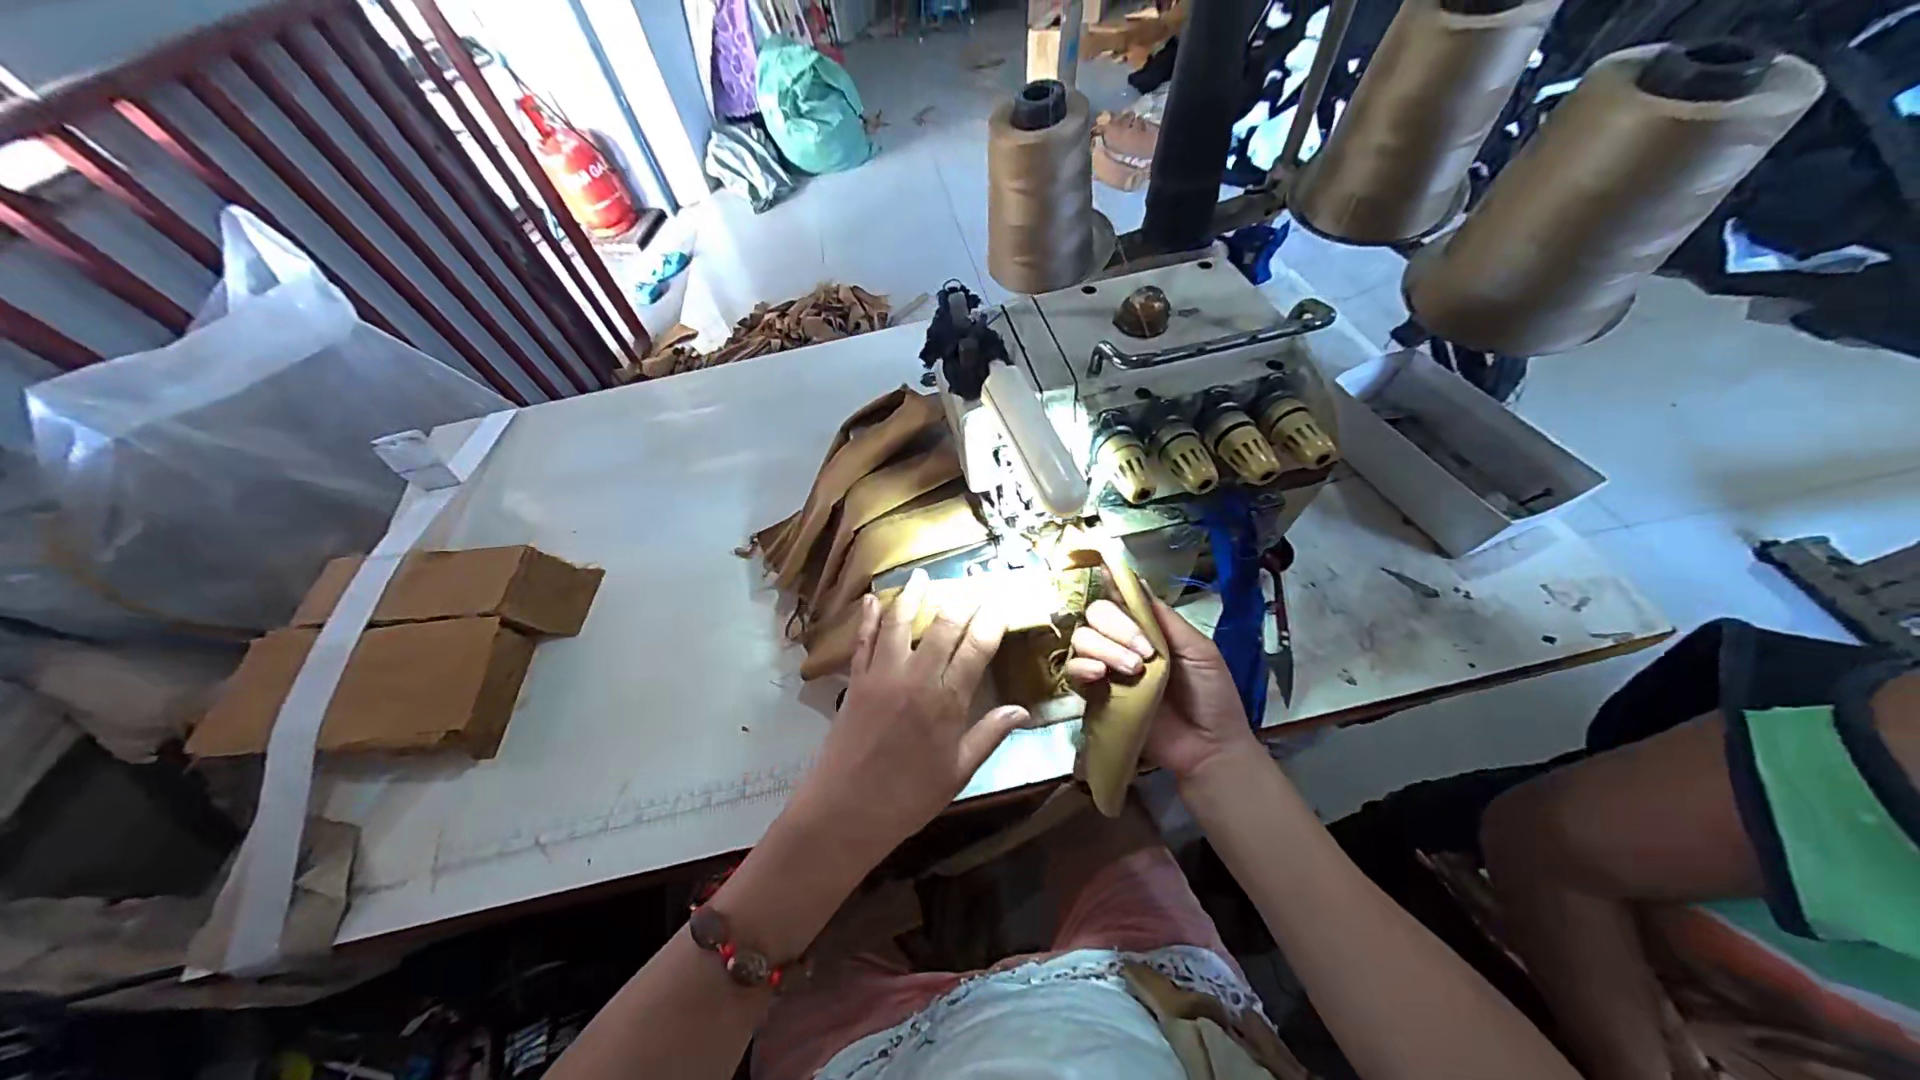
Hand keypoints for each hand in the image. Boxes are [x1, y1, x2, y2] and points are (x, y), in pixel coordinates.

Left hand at [786, 570, 1029, 860]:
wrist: (845, 811)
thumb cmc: (908, 798)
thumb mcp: (958, 771)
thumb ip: (989, 734)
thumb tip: (1022, 711)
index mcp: (946, 701)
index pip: (976, 649)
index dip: (991, 622)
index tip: (1001, 603)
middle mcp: (916, 678)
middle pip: (942, 627)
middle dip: (961, 602)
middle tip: (972, 583)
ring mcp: (881, 675)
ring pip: (899, 623)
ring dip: (912, 595)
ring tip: (923, 575)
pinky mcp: (856, 681)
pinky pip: (863, 640)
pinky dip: (869, 617)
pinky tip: (874, 599)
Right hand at [1065, 593, 1264, 784]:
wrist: (1209, 745)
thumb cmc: (1211, 695)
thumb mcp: (1199, 649)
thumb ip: (1165, 619)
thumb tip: (1137, 582)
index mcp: (1146, 629)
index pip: (1120, 599)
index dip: (1110, 584)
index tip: (1104, 570)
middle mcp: (1121, 643)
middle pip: (1096, 615)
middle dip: (1115, 626)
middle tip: (1143, 651)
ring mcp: (1107, 669)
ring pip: (1083, 640)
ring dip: (1104, 647)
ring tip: (1132, 669)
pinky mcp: (1095, 695)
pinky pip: (1074, 672)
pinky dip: (1082, 667)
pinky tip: (1099, 674)